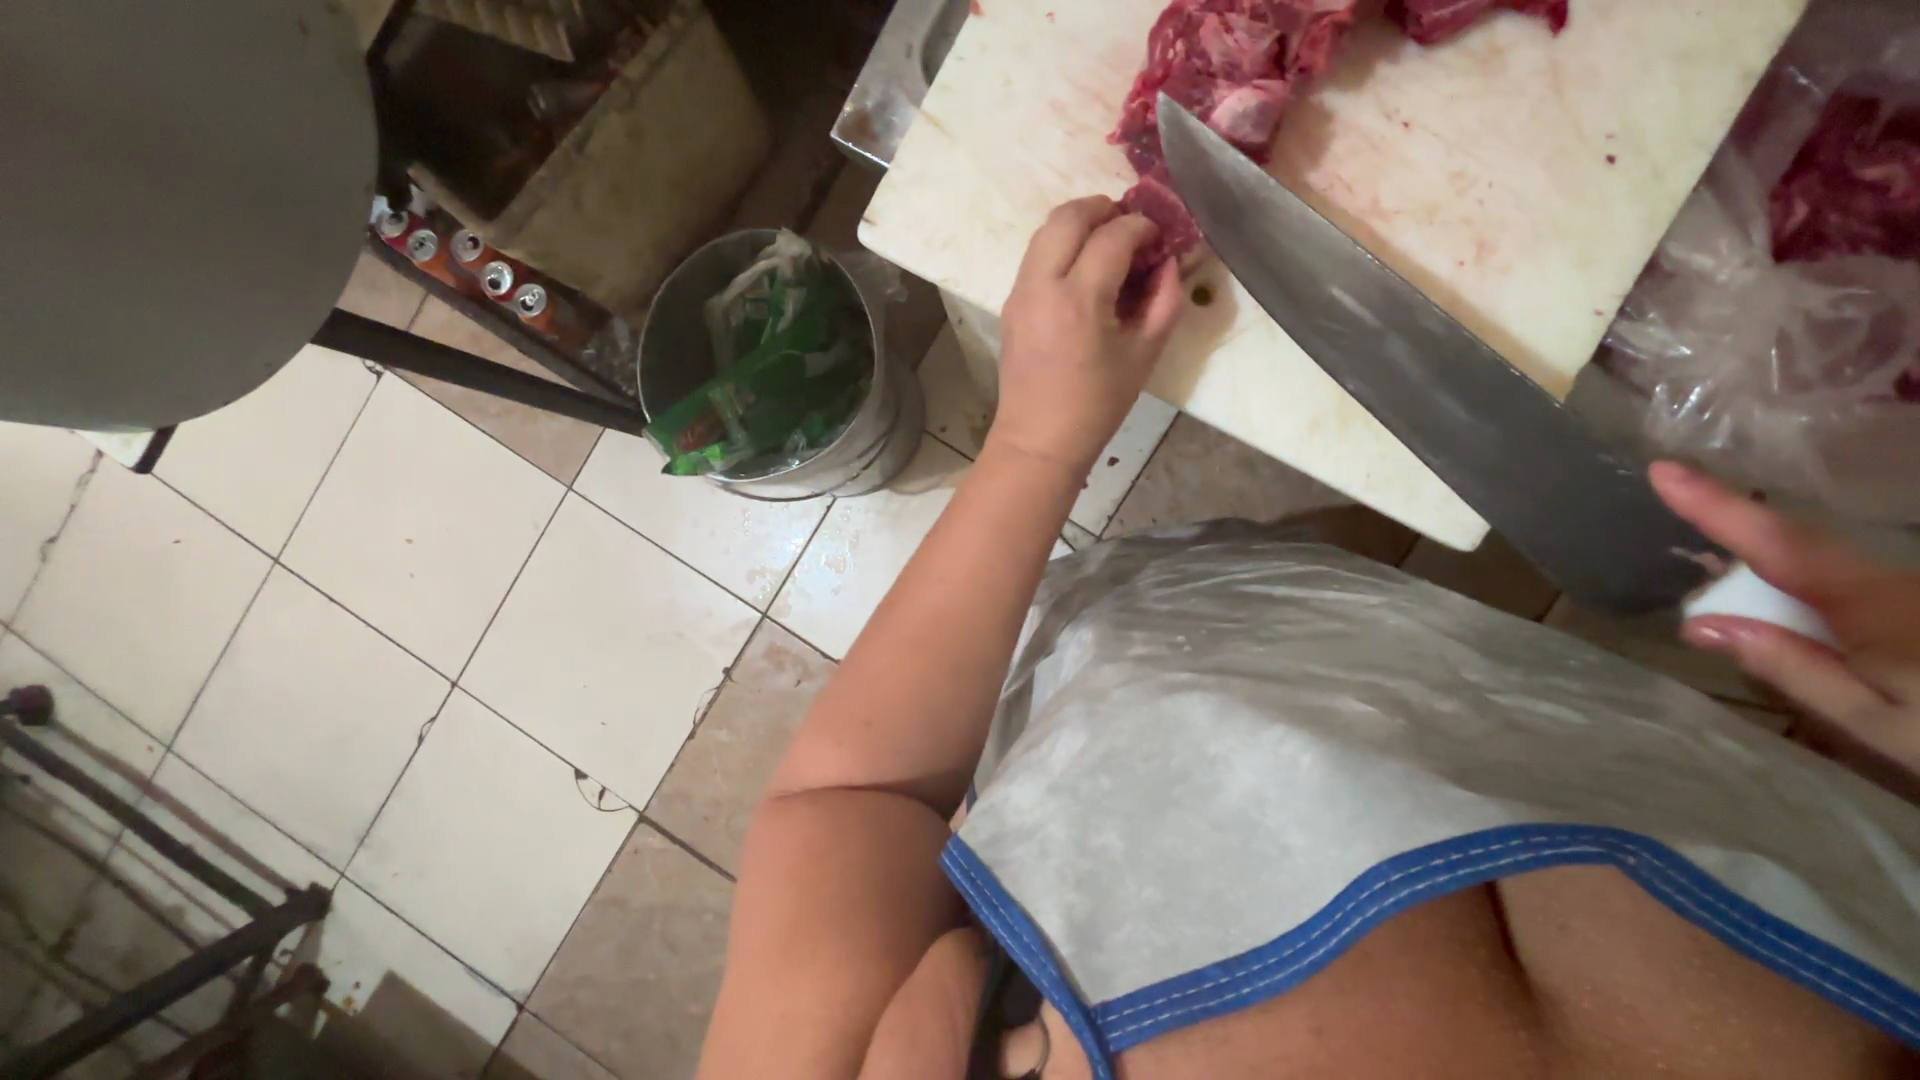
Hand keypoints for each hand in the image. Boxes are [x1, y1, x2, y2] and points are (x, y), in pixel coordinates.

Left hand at [986, 196, 1185, 475]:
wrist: (1039, 439)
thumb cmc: (1097, 405)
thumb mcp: (1144, 355)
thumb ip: (1164, 301)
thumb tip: (1168, 262)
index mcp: (1079, 300)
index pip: (1112, 236)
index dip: (1141, 226)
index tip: (1158, 236)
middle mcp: (1042, 286)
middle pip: (1068, 216)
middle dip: (1103, 209)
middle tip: (1130, 225)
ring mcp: (1019, 293)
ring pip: (1045, 231)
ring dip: (1078, 224)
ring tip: (1107, 243)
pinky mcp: (1010, 305)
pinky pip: (1035, 257)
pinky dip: (1060, 247)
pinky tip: (1084, 271)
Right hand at [1651, 462, 1919, 793]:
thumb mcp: (1878, 723)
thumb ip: (1791, 667)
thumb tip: (1701, 625)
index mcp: (1871, 608)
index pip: (1777, 544)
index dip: (1717, 505)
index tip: (1663, 470)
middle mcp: (1895, 587)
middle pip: (1798, 554)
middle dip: (1740, 548)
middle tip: (1702, 579)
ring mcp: (1915, 595)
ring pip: (1828, 575)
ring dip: (1779, 589)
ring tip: (1756, 626)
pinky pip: (1856, 594)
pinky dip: (1817, 606)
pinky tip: (1819, 638)